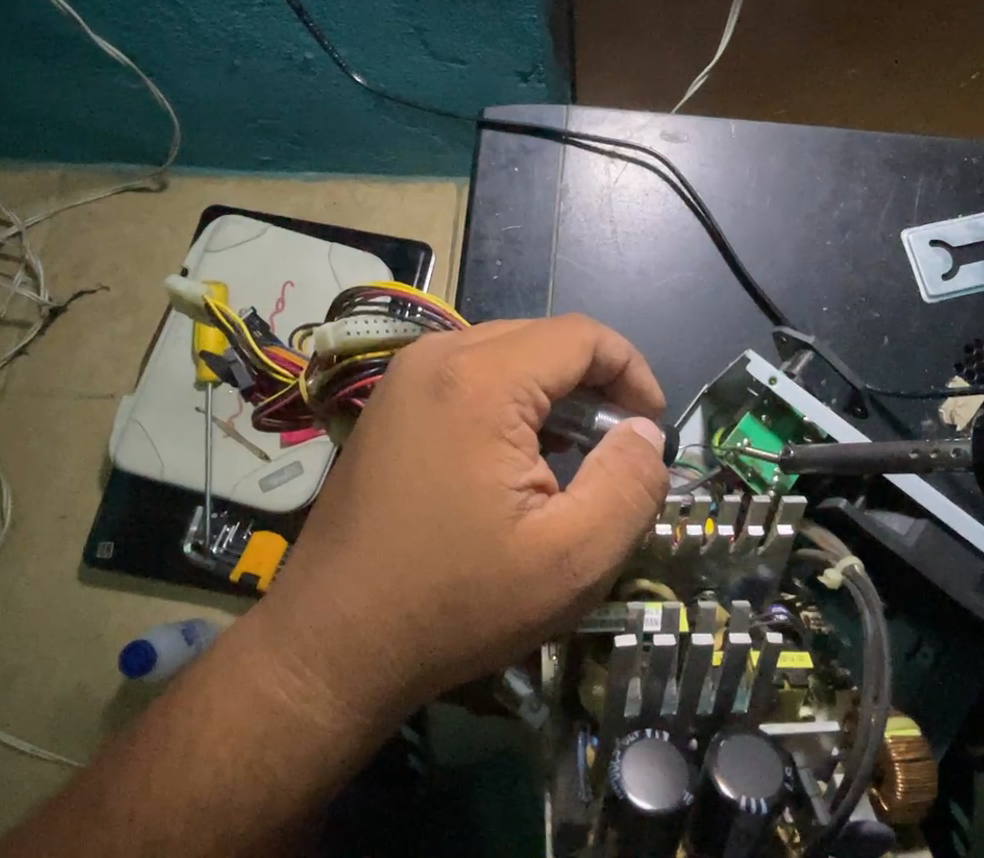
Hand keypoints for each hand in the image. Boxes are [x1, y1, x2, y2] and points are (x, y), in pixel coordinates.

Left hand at [250, 314, 669, 717]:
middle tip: (616, 451)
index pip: (582, 336)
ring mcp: (404, 380)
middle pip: (543, 339)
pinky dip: (511, 404)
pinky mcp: (390, 406)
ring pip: (507, 356)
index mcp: (480, 380)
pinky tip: (519, 461)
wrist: (332, 645)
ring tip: (574, 460)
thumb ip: (630, 485)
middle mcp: (436, 358)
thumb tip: (646, 433)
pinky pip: (469, 378)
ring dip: (553, 396)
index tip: (652, 431)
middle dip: (594, 385)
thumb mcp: (572, 559)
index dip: (633, 373)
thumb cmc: (456, 604)